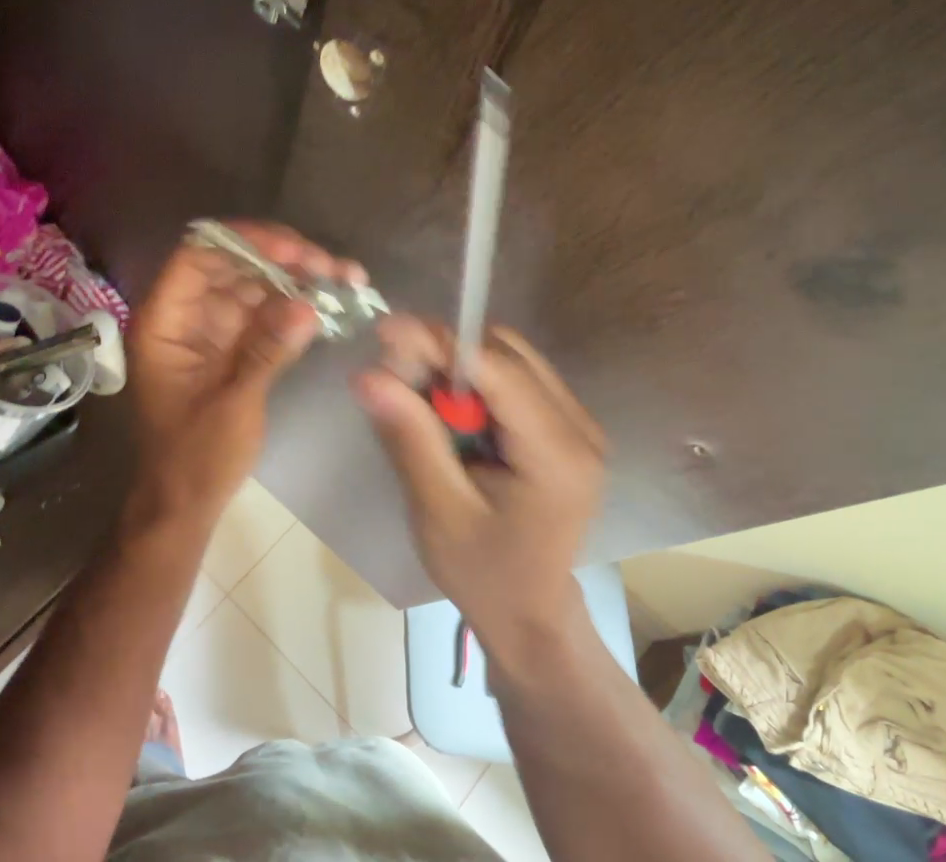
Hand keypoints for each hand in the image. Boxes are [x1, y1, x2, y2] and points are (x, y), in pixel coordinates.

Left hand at [127, 221, 364, 519]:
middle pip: (231, 264)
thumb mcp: (233, 405)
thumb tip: (308, 307)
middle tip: (332, 267)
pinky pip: (263, 315)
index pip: (198, 256)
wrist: (184, 503)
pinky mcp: (232, 348)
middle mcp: (185, 316)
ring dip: (295, 279)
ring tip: (344, 278)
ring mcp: (210, 331)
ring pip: (252, 286)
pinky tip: (329, 303)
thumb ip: (267, 352)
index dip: (245, 243)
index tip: (295, 251)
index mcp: (165, 322)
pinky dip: (293, 307)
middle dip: (281, 258)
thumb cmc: (195, 458)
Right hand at [351, 315, 606, 643]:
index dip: (440, 343)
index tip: (383, 333)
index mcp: (557, 454)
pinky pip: (512, 380)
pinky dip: (470, 384)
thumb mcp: (437, 510)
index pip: (497, 369)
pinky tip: (442, 414)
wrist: (528, 611)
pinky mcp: (563, 429)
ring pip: (508, 360)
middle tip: (392, 377)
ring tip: (412, 398)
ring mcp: (576, 425)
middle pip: (506, 353)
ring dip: (454, 367)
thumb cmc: (482, 572)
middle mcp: (579, 427)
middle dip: (444, 353)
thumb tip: (367, 375)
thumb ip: (410, 439)